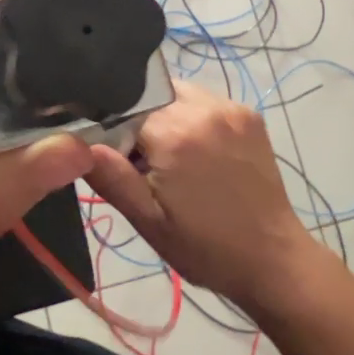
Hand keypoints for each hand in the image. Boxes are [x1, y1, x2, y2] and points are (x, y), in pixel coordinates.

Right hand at [86, 82, 325, 307]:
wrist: (273, 260)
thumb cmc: (205, 248)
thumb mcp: (150, 222)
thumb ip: (113, 179)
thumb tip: (80, 143)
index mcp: (176, 134)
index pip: (123, 111)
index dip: (114, 135)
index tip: (120, 164)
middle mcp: (205, 108)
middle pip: (151, 98)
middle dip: (140, 124)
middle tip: (147, 167)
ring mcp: (231, 109)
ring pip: (177, 94)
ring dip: (166, 117)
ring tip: (174, 160)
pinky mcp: (249, 115)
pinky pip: (205, 102)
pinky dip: (193, 119)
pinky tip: (200, 155)